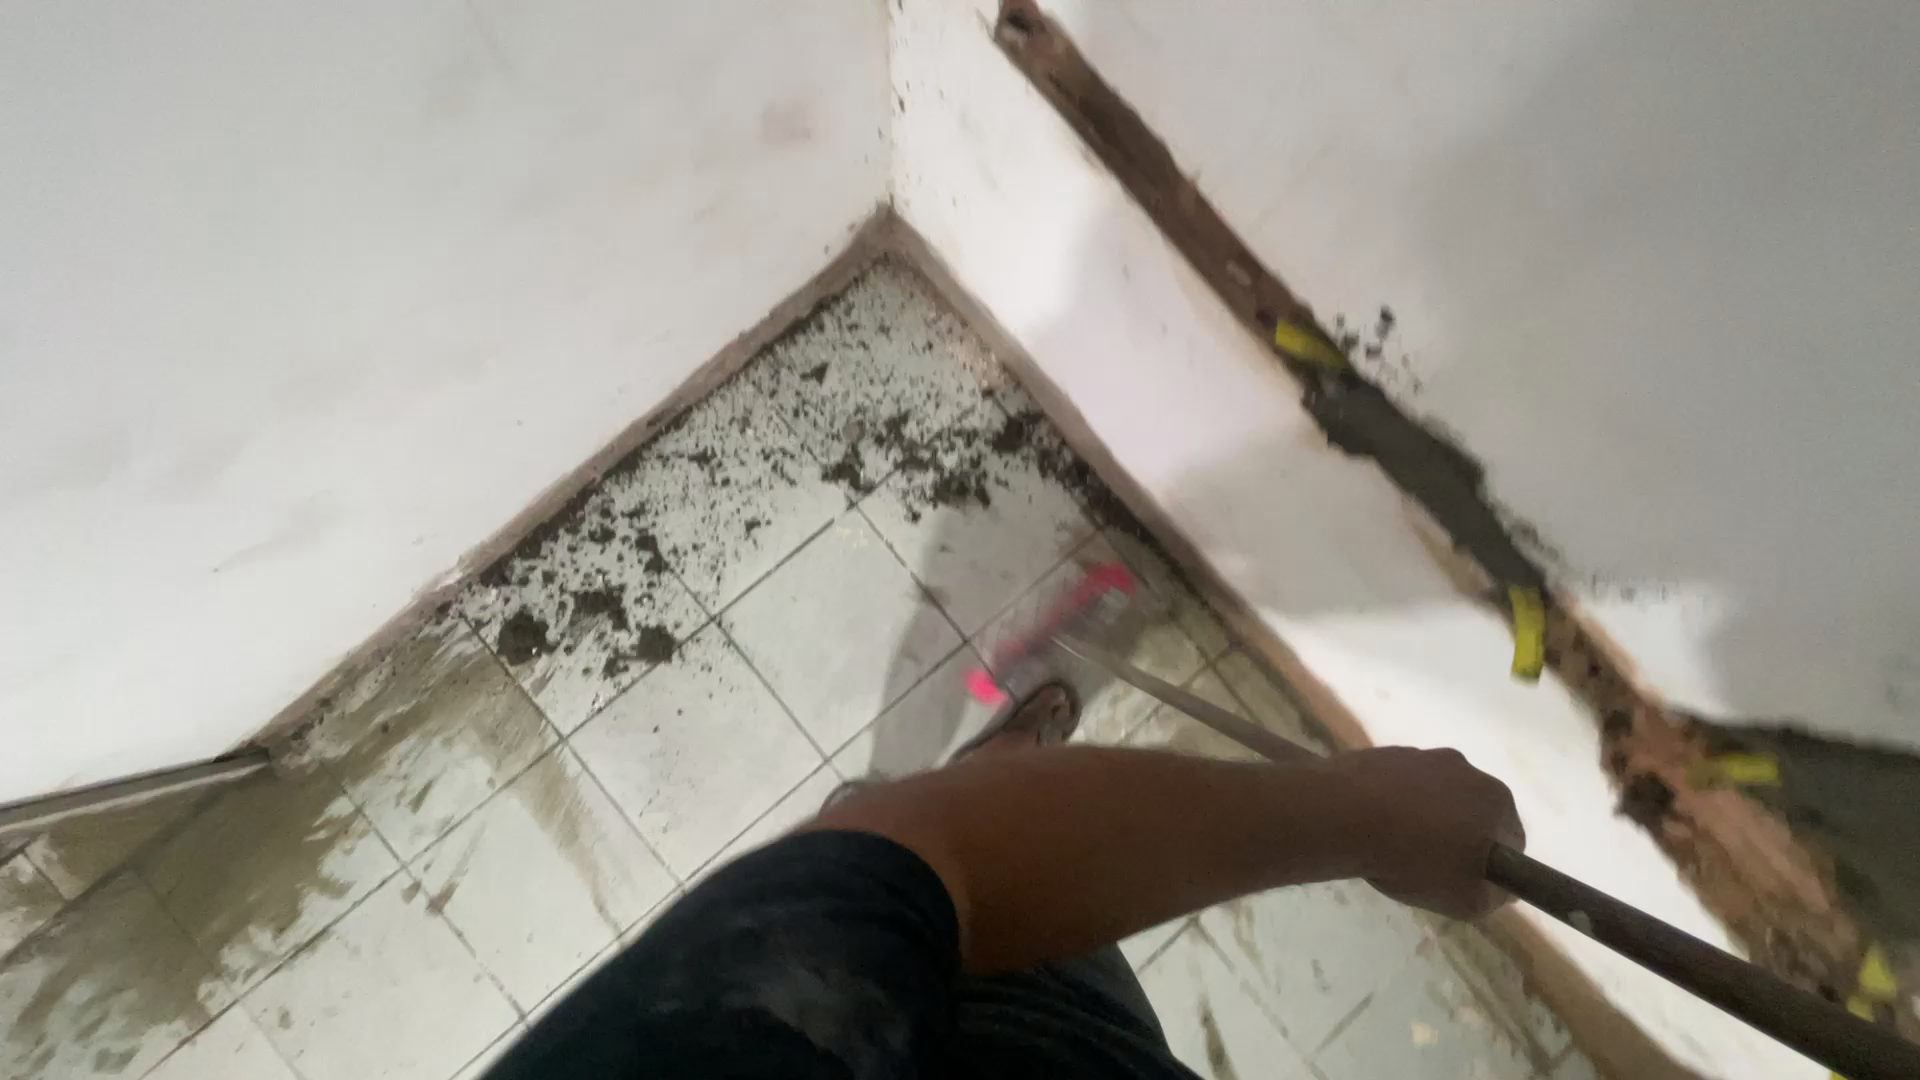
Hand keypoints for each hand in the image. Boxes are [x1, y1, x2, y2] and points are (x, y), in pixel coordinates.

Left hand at [1331, 746, 1524, 919]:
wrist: (1340, 814)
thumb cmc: (1414, 858)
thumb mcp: (1471, 901)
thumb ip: (1497, 893)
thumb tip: (1499, 884)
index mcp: (1495, 798)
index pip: (1508, 839)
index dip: (1488, 864)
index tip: (1462, 877)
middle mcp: (1461, 766)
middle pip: (1468, 811)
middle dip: (1454, 834)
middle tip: (1426, 862)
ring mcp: (1416, 755)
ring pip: (1429, 795)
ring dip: (1418, 815)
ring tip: (1391, 841)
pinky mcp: (1378, 753)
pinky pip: (1394, 784)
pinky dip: (1388, 800)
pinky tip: (1370, 821)